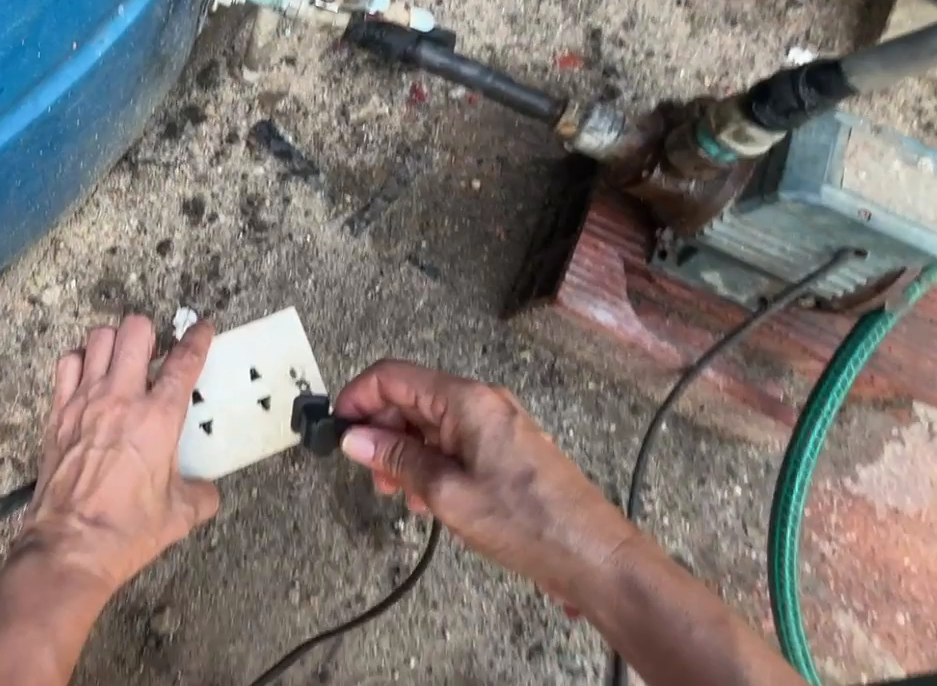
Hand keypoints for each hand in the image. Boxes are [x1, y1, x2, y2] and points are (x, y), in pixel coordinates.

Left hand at [13, 314, 220, 594]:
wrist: (70, 546)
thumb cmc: (125, 531)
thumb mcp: (179, 515)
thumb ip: (201, 494)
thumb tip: (207, 491)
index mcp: (158, 418)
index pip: (184, 361)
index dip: (197, 339)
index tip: (202, 329)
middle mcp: (122, 398)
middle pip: (136, 330)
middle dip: (150, 332)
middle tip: (153, 351)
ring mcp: (86, 400)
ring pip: (100, 337)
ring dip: (114, 341)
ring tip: (121, 358)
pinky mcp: (59, 411)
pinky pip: (67, 363)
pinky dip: (79, 360)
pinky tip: (87, 374)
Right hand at [334, 361, 636, 603]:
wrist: (599, 560)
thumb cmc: (526, 523)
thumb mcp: (447, 493)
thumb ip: (396, 460)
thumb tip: (353, 439)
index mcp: (465, 399)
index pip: (392, 376)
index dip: (357, 397)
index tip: (338, 429)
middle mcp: (479, 401)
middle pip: (409, 398)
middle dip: (381, 431)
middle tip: (368, 473)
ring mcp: (494, 423)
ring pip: (428, 423)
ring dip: (403, 451)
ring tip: (398, 493)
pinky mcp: (504, 447)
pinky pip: (452, 441)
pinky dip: (430, 462)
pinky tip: (427, 498)